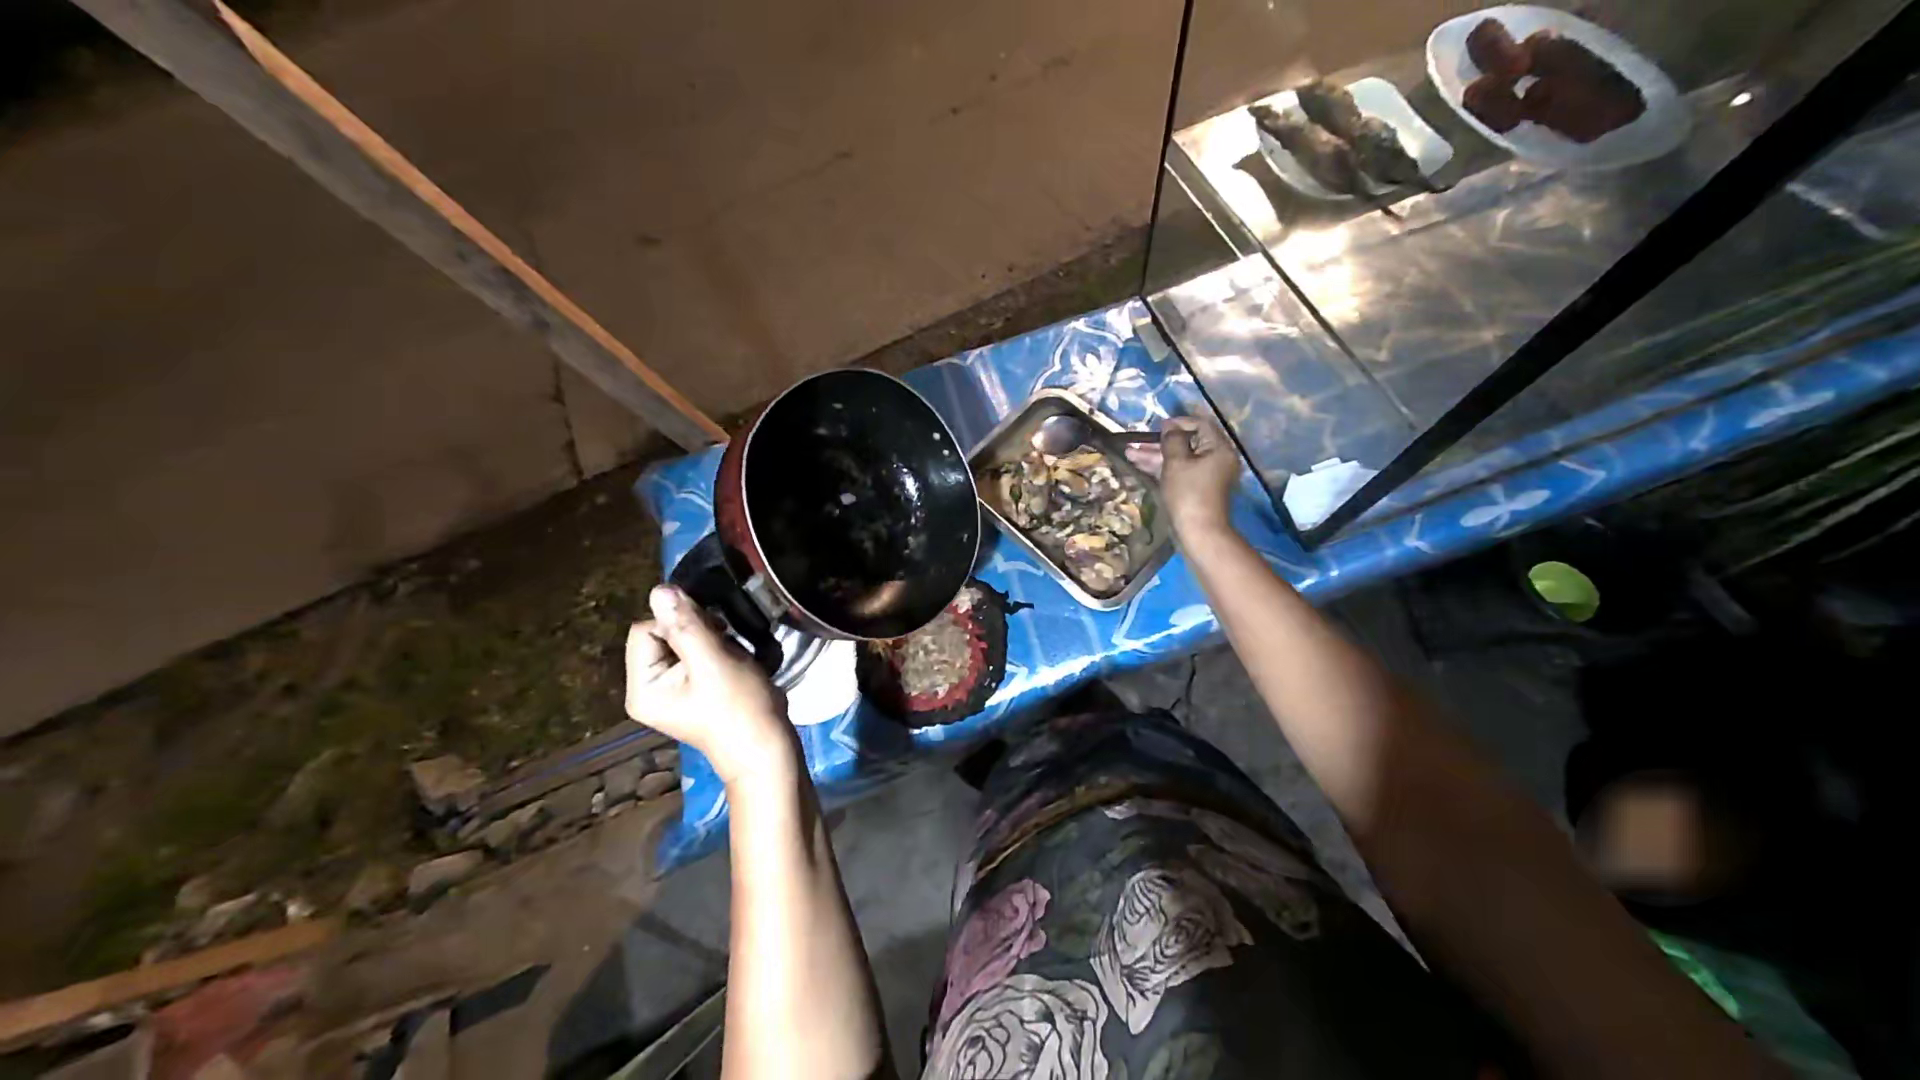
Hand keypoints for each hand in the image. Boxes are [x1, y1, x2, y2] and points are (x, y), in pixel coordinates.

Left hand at [626, 584, 796, 787]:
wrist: (768, 747)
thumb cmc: (741, 707)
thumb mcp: (713, 661)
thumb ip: (685, 624)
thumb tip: (659, 589)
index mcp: (641, 688)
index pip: (645, 629)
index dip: (678, 624)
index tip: (712, 636)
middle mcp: (646, 689)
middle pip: (661, 634)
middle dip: (695, 632)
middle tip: (724, 647)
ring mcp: (668, 692)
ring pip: (681, 641)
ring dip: (709, 640)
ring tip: (730, 658)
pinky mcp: (689, 690)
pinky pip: (694, 654)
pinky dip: (715, 651)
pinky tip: (732, 663)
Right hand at [1125, 415, 1238, 539]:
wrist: (1198, 532)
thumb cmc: (1188, 494)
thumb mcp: (1176, 462)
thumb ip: (1172, 440)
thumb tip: (1170, 426)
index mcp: (1219, 448)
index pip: (1200, 424)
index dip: (1178, 422)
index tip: (1157, 427)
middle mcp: (1217, 458)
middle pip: (1188, 442)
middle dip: (1160, 442)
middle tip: (1137, 442)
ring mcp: (1207, 474)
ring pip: (1181, 458)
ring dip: (1156, 455)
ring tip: (1130, 453)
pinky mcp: (1198, 488)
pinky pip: (1181, 470)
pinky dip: (1163, 467)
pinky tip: (1141, 465)